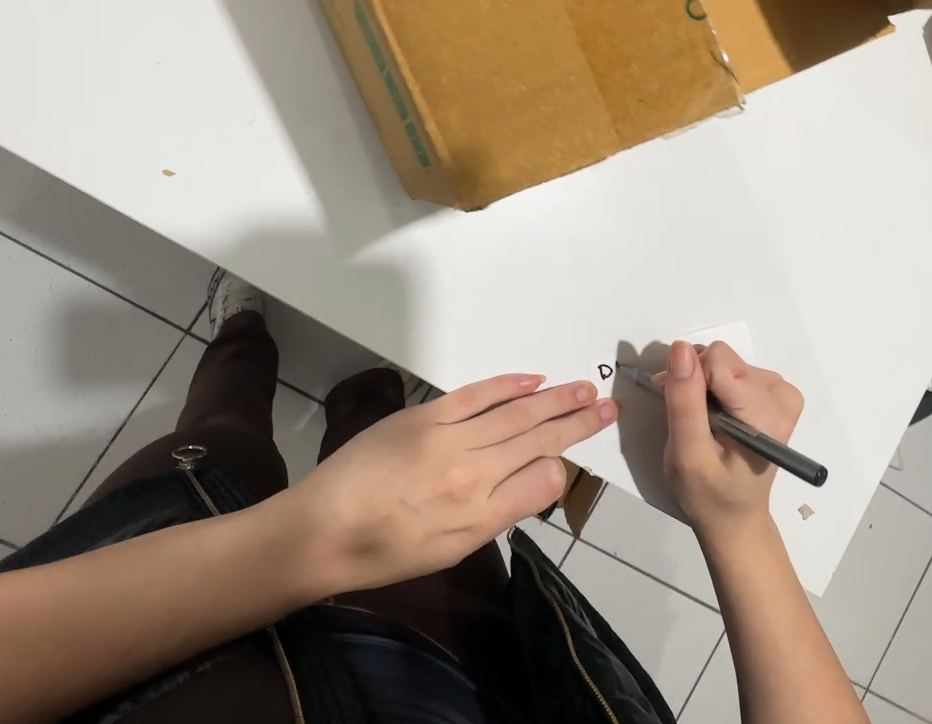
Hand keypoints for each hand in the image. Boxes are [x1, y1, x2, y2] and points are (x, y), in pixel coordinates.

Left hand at [277, 374, 616, 593]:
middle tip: (608, 405)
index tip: (579, 449)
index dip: (565, 463)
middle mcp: (471, 473)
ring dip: (554, 399)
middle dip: (577, 422)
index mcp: (479, 515)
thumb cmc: (386, 552)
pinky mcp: (425, 415)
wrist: (322, 528)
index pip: (543, 481)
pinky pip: (476, 394)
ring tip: (584, 388)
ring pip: (515, 414)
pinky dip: (508, 385)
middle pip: (537, 439)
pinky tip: (533, 379)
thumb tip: (542, 478)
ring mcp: (448, 438)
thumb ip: (500, 513)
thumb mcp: (451, 550)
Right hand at [661, 341, 803, 537]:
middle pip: (723, 358)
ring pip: (726, 361)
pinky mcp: (775, 393)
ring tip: (699, 420)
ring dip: (704, 385)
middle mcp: (782, 397)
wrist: (734, 517)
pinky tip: (715, 414)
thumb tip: (681, 348)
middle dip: (696, 380)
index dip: (689, 378)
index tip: (677, 404)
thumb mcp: (687, 454)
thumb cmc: (707, 494)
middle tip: (685, 417)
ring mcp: (781, 393)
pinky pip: (734, 368)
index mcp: (766, 418)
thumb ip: (684, 400)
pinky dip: (716, 386)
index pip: (718, 361)